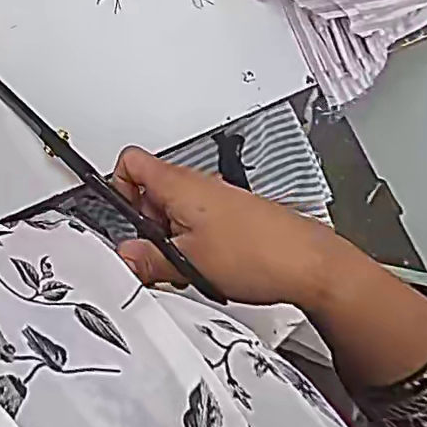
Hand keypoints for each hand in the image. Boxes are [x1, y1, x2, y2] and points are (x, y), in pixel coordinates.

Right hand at [108, 146, 359, 309]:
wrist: (309, 262)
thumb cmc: (259, 252)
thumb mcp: (189, 264)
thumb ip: (148, 259)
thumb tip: (125, 256)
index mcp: (177, 184)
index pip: (129, 161)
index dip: (117, 186)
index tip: (123, 216)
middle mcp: (196, 182)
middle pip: (149, 189)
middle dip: (146, 222)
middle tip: (157, 249)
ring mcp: (215, 196)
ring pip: (174, 206)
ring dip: (171, 233)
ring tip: (188, 262)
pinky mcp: (231, 212)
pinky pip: (197, 217)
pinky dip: (193, 238)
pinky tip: (209, 265)